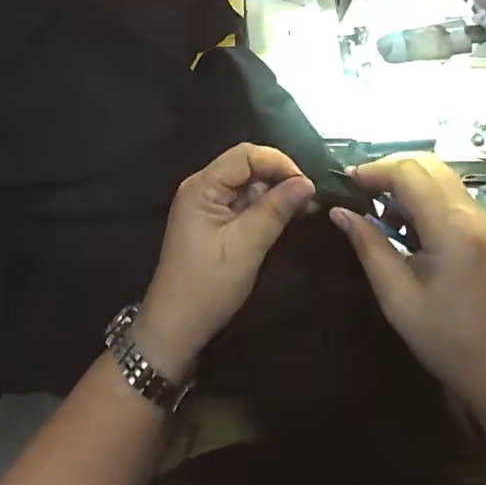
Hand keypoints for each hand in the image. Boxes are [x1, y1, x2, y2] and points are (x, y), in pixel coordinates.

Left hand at [137, 144, 315, 381]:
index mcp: (202, 187)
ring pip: (248, 183)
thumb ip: (276, 209)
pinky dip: (266, 206)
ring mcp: (207, 204)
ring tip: (303, 208)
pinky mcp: (214, 221)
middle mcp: (202, 187)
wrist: (176, 329)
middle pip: (247, 165)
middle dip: (279, 176)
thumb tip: (308, 182)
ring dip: (276, 192)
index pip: (245, 155)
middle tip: (309, 198)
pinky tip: (286, 216)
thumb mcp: (247, 246)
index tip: (306, 184)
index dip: (278, 163)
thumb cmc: (208, 286)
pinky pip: (244, 201)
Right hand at [331, 153, 485, 424]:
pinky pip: (451, 196)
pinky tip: (404, 223)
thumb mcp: (398, 297)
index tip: (345, 182)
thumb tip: (339, 213)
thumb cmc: (449, 340)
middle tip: (358, 191)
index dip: (374, 170)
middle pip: (428, 165)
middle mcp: (473, 213)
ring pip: (441, 177)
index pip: (409, 173)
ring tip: (376, 207)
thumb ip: (369, 247)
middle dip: (390, 170)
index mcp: (452, 228)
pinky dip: (424, 197)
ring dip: (407, 182)